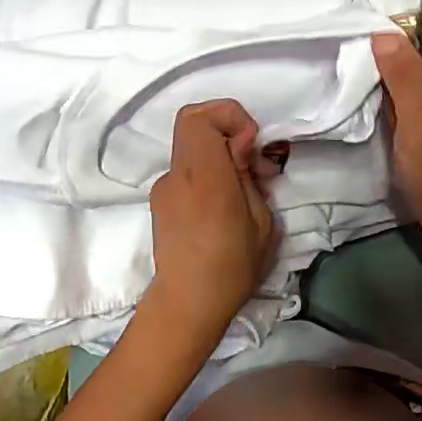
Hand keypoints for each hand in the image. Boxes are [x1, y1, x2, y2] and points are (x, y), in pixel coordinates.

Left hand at [146, 100, 281, 329]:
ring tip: (241, 190)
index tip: (251, 146)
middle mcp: (176, 175)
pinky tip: (222, 205)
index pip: (198, 118)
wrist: (188, 303)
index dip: (228, 117)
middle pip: (191, 124)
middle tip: (250, 161)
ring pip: (190, 149)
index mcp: (203, 177)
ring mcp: (163, 187)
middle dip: (226, 129)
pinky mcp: (160, 200)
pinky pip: (185, 171)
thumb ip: (249, 176)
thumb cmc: (232, 267)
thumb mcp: (262, 222)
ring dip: (217, 155)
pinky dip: (206, 173)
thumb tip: (242, 151)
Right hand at [371, 5, 421, 234]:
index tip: (388, 36)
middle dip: (405, 42)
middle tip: (371, 55)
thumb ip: (402, 74)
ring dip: (398, 64)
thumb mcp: (421, 122)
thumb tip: (382, 32)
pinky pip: (420, 82)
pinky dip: (399, 84)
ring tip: (373, 76)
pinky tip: (382, 96)